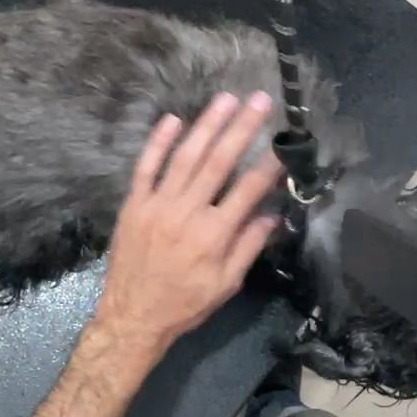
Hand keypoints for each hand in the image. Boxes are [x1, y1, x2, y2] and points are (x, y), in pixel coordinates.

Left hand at [91, 92, 284, 361]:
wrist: (133, 317)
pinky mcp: (134, 204)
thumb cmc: (185, 304)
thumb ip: (249, 246)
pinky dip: (158, 142)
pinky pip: (146, 167)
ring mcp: (157, 205)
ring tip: (225, 99)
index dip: (268, 163)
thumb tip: (273, 214)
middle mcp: (186, 212)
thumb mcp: (226, 284)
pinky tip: (173, 119)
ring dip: (206, 125)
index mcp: (214, 234)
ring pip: (185, 157)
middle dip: (241, 128)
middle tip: (259, 100)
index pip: (248, 189)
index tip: (284, 140)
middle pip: (218, 162)